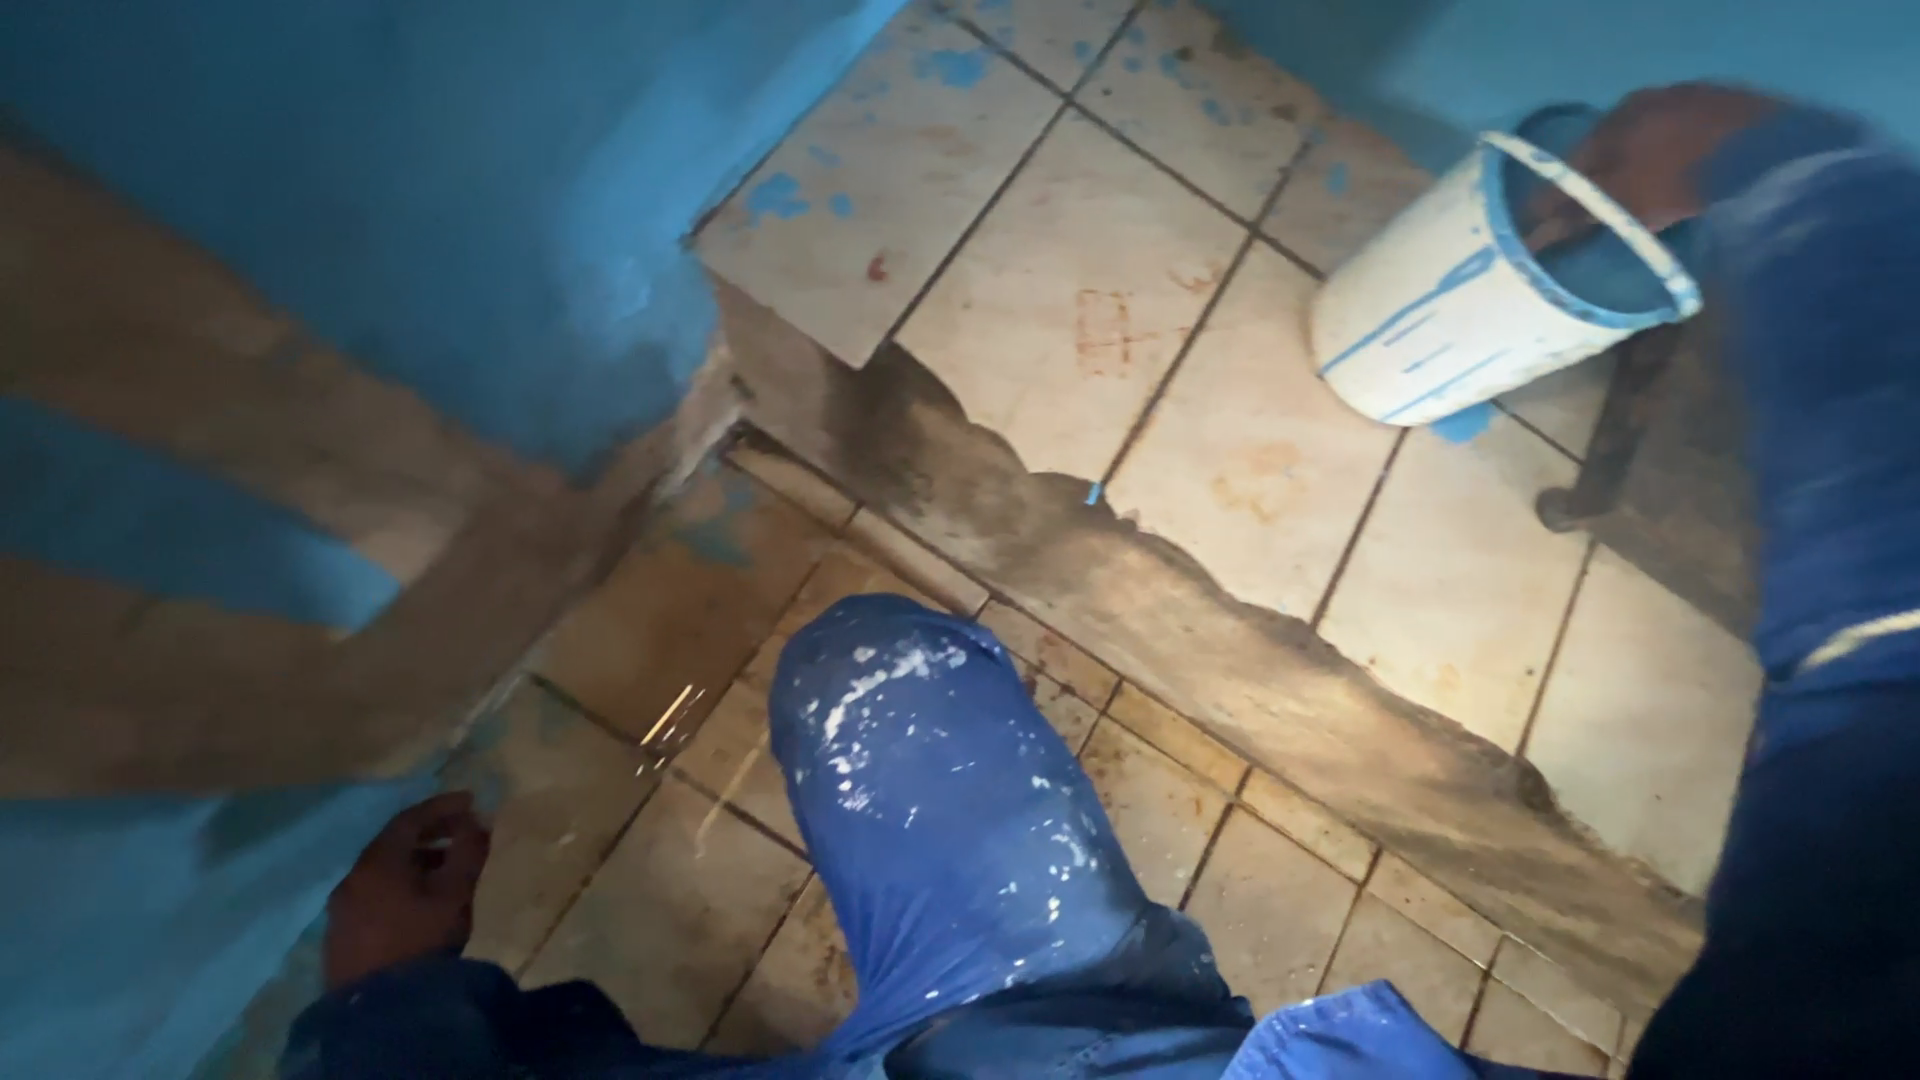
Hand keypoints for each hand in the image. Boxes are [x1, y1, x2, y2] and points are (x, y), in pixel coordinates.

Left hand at [324, 791, 491, 989]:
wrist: (382, 1009)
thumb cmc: (424, 937)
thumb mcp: (458, 889)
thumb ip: (469, 849)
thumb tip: (476, 822)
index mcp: (377, 864)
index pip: (409, 819)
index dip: (442, 805)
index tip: (471, 800)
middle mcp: (352, 880)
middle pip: (392, 842)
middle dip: (431, 830)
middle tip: (463, 828)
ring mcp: (342, 908)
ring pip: (383, 868)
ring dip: (418, 857)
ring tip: (449, 863)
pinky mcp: (342, 933)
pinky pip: (375, 890)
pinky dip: (402, 879)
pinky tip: (423, 895)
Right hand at [1525, 82, 1784, 250]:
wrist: (1769, 156)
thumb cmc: (1673, 180)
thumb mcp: (1615, 204)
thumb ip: (1572, 217)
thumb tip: (1532, 238)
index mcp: (1614, 117)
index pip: (1572, 162)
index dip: (1557, 197)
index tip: (1549, 223)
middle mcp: (1651, 97)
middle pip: (1612, 148)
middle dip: (1600, 179)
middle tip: (1597, 214)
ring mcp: (1698, 96)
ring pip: (1651, 141)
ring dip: (1640, 168)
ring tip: (1640, 201)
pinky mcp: (1736, 105)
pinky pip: (1689, 138)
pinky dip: (1676, 159)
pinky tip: (1680, 182)